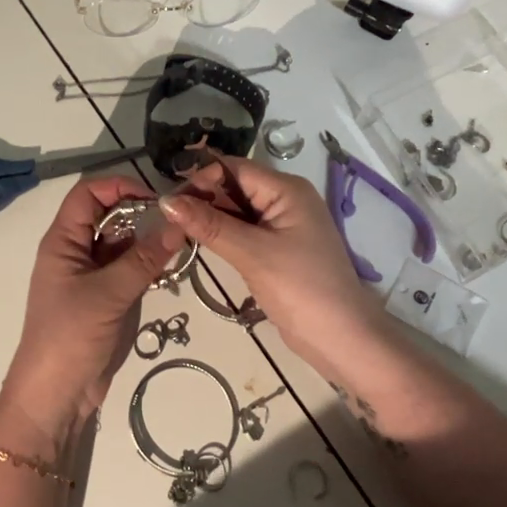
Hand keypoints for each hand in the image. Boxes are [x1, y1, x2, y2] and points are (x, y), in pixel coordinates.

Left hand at [0, 176, 187, 451]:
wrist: (56, 395)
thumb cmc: (71, 337)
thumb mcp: (109, 294)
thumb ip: (145, 258)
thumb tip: (179, 224)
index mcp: (62, 241)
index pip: (87, 194)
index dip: (119, 186)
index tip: (155, 198)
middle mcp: (75, 251)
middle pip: (108, 214)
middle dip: (141, 211)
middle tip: (180, 217)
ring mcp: (90, 274)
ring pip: (121, 241)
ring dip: (148, 237)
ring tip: (184, 237)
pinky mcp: (105, 296)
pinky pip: (128, 267)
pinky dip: (149, 261)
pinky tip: (174, 262)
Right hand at [158, 156, 384, 361]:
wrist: (340, 338)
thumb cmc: (300, 288)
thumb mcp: (251, 254)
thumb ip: (209, 225)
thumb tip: (166, 201)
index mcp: (286, 190)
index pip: (234, 169)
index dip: (200, 180)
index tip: (169, 203)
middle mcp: (284, 200)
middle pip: (233, 187)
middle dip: (200, 200)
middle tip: (166, 222)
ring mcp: (281, 225)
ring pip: (234, 210)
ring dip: (207, 219)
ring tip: (174, 233)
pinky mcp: (276, 248)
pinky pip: (242, 231)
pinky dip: (220, 235)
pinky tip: (197, 243)